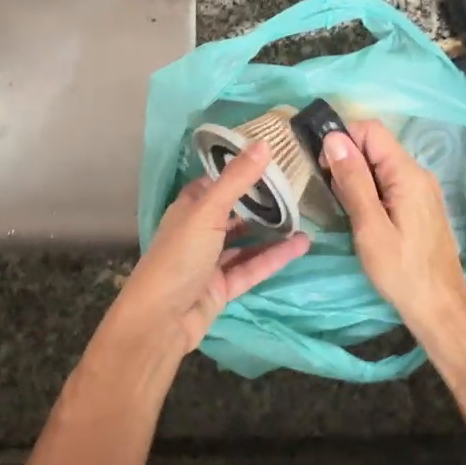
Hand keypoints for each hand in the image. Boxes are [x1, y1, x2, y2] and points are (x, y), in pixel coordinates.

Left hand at [103, 140, 310, 362]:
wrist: (160, 321)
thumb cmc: (179, 256)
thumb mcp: (208, 211)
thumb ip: (237, 179)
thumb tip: (264, 143)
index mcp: (190, 207)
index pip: (218, 180)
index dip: (242, 168)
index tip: (274, 156)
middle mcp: (199, 230)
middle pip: (235, 210)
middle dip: (261, 201)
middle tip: (297, 186)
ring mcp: (211, 260)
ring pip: (246, 240)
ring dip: (272, 230)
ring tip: (305, 216)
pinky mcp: (223, 287)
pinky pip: (253, 267)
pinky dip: (275, 257)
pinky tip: (301, 246)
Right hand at [321, 120, 465, 330]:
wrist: (441, 309)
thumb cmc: (402, 271)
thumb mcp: (370, 227)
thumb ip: (353, 180)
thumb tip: (334, 139)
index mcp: (407, 173)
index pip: (371, 129)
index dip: (343, 140)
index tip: (324, 167)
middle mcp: (418, 173)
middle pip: (375, 145)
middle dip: (348, 160)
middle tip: (334, 195)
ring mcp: (421, 189)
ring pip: (380, 164)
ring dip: (357, 177)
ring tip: (347, 210)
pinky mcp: (420, 204)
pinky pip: (389, 182)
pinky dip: (370, 190)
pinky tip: (363, 217)